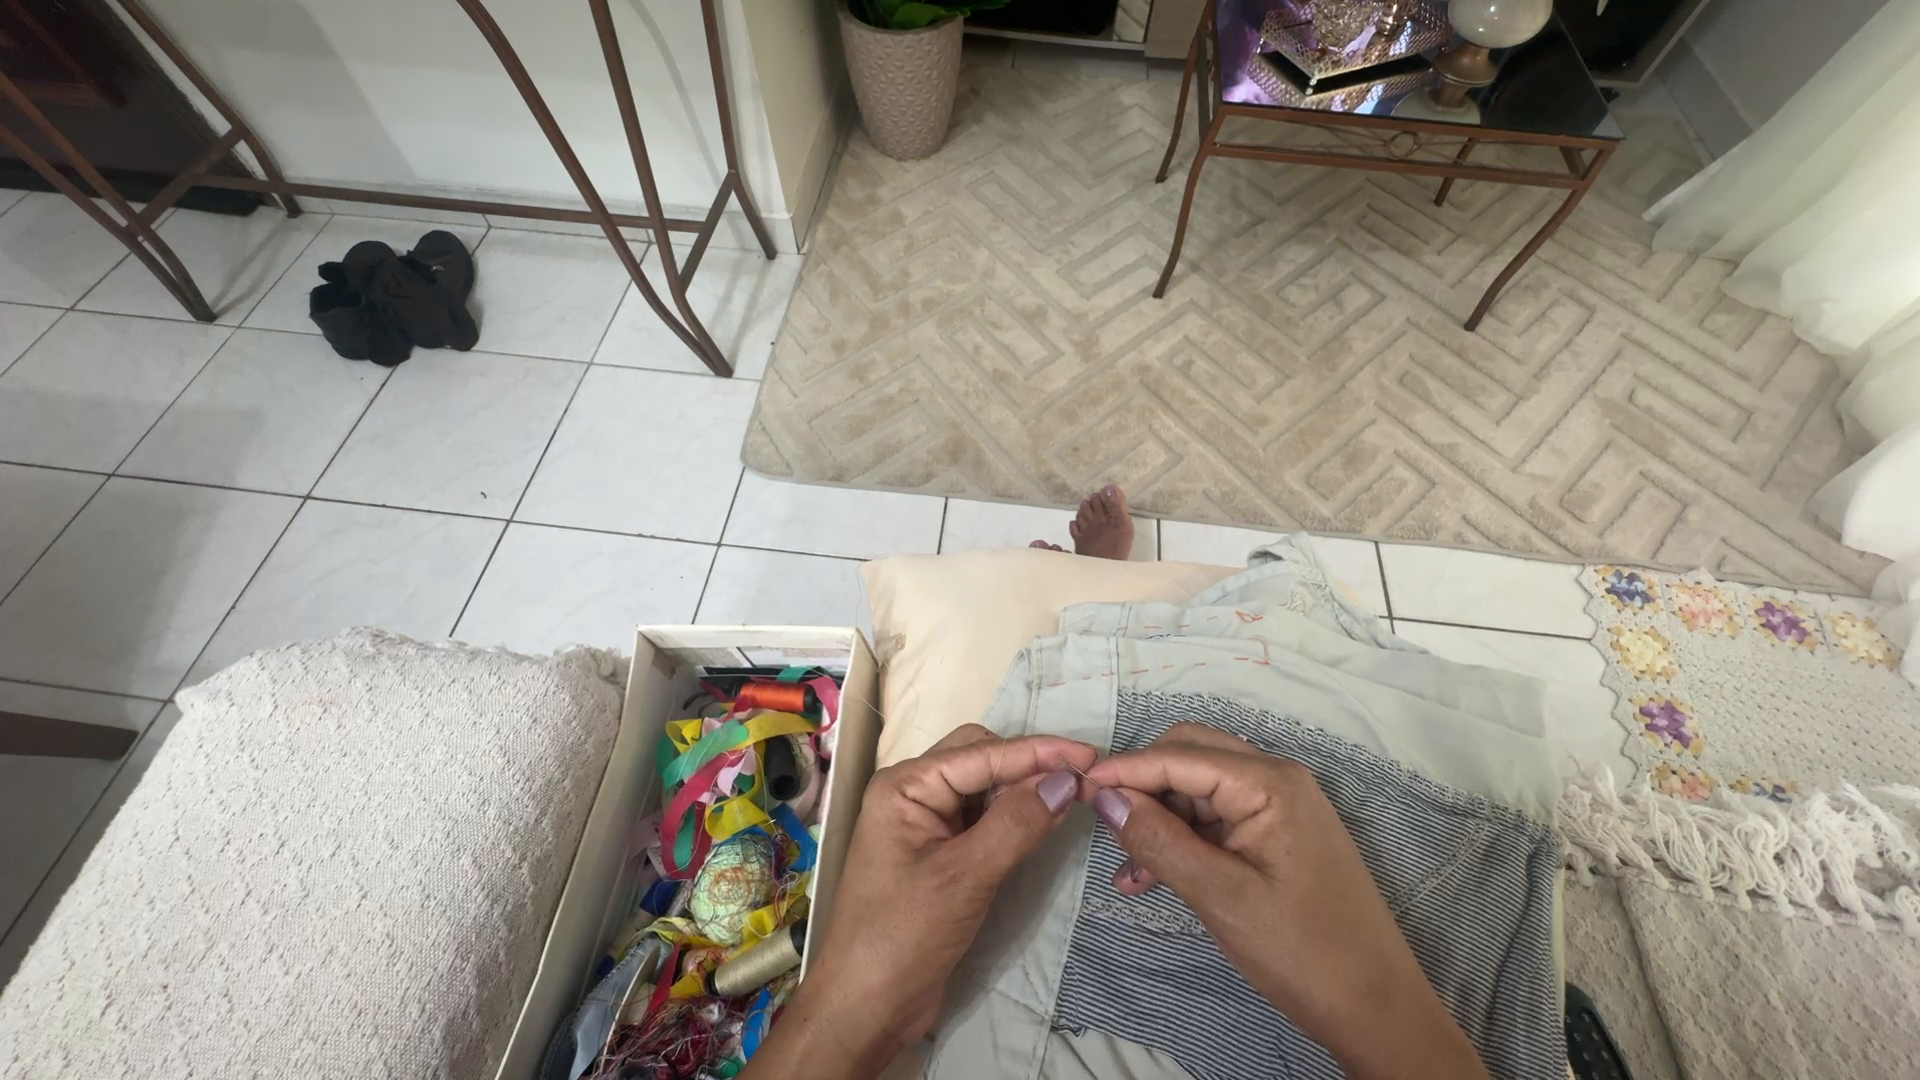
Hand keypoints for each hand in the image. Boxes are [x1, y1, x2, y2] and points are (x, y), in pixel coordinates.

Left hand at [743, 724, 1094, 1079]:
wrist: (865, 1009)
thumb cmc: (904, 936)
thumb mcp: (964, 877)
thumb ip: (1016, 823)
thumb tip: (1066, 780)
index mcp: (906, 785)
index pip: (982, 753)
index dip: (1038, 752)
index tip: (1090, 756)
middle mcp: (914, 793)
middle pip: (981, 758)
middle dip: (1030, 765)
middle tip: (1082, 780)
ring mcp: (925, 823)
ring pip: (985, 787)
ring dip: (1024, 789)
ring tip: (1071, 797)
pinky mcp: (940, 852)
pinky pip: (983, 817)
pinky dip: (1014, 816)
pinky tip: (1043, 822)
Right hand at [1084, 723, 1489, 1079]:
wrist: (1378, 1012)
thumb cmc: (1302, 952)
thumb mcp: (1219, 896)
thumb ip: (1157, 839)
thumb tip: (1104, 796)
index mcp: (1269, 783)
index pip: (1178, 756)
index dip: (1124, 769)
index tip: (1078, 788)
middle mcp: (1275, 778)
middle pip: (1188, 756)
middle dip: (1143, 785)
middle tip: (1105, 820)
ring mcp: (1279, 805)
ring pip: (1197, 788)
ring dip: (1159, 817)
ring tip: (1128, 867)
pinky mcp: (1276, 833)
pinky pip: (1215, 818)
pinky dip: (1181, 838)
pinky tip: (1150, 877)